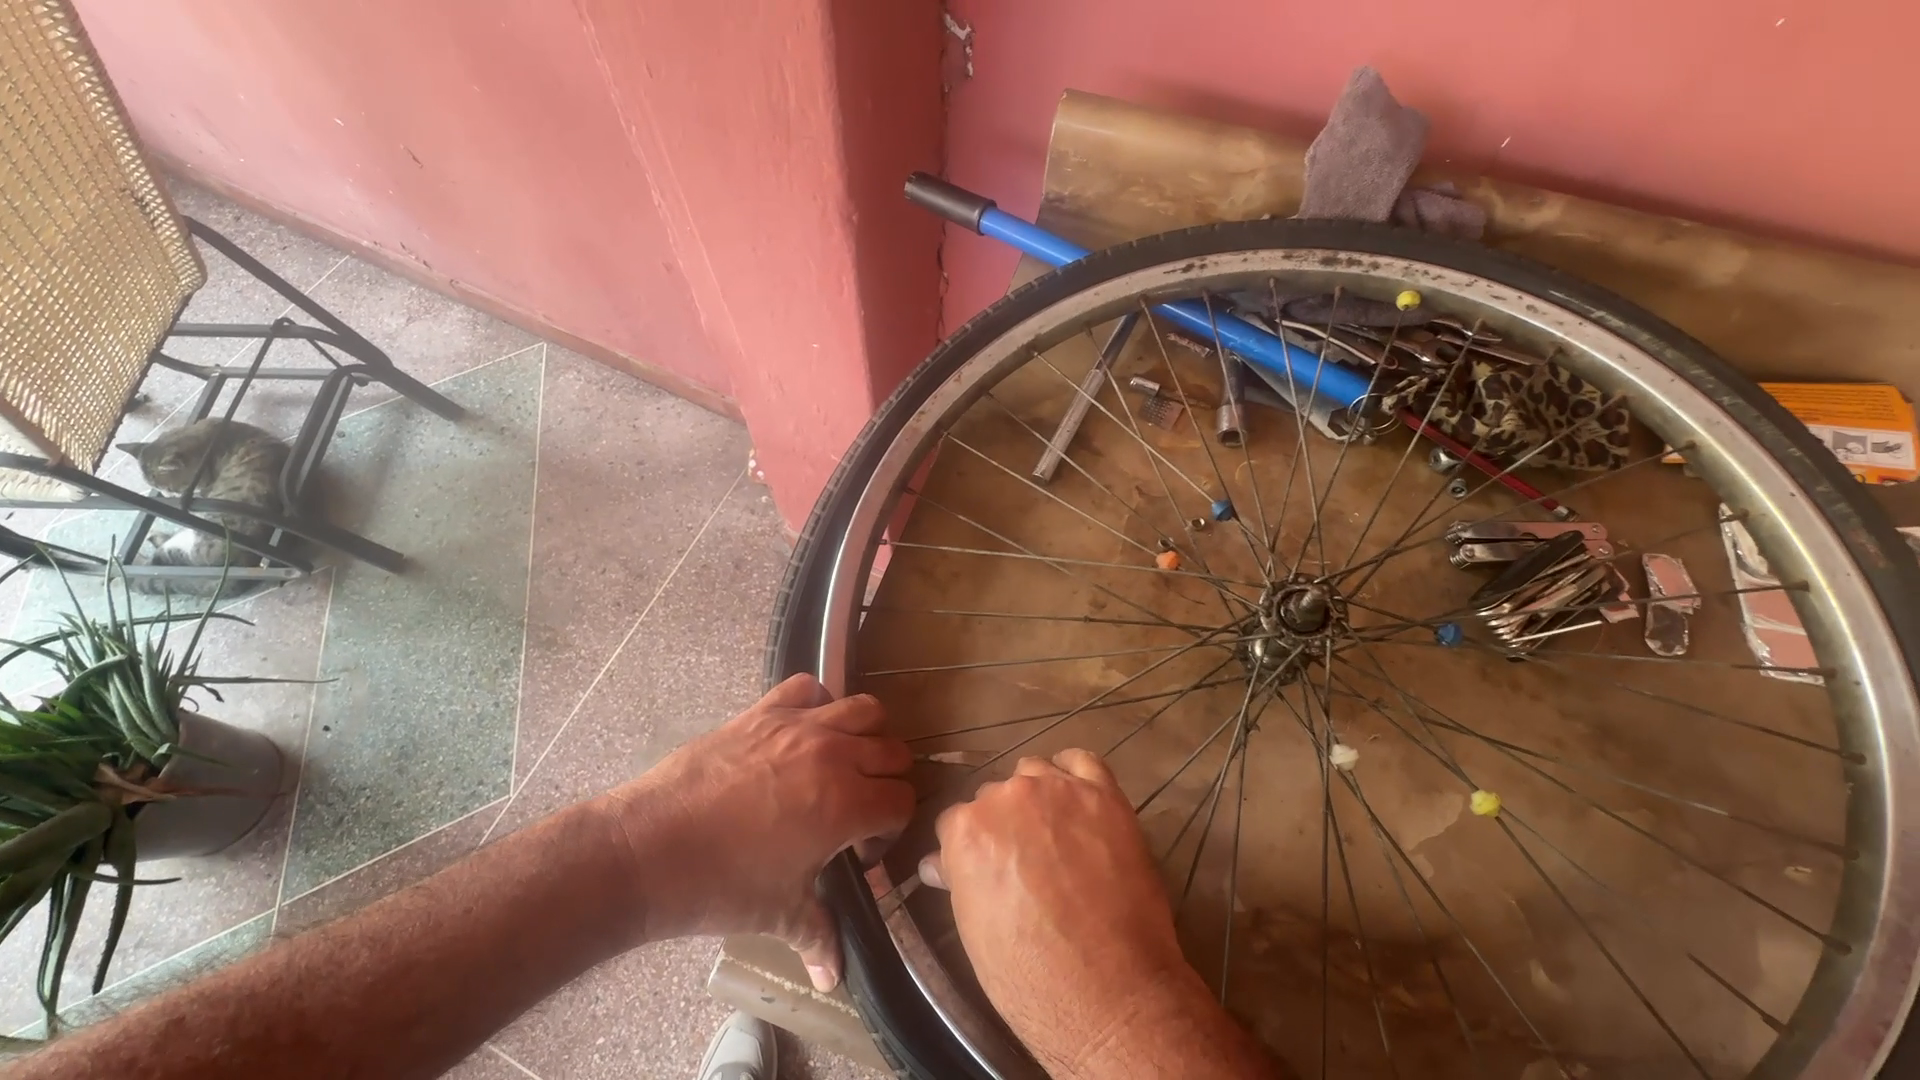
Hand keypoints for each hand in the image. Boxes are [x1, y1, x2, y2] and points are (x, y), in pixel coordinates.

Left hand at [600, 674, 912, 991]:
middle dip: (887, 783)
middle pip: (893, 752)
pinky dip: (820, 703)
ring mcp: (797, 726)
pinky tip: (806, 732)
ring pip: (864, 710)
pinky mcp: (762, 711)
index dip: (890, 829)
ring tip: (844, 764)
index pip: (902, 801)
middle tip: (858, 809)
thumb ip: (819, 937)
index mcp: (845, 805)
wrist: (647, 849)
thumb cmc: (718, 886)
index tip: (861, 852)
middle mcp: (832, 756)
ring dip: (867, 737)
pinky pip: (809, 688)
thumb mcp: (778, 914)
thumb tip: (833, 977)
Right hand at [919, 749, 1202, 1074]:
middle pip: (996, 795)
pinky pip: (1083, 762)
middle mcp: (1006, 797)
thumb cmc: (1028, 975)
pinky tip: (1079, 799)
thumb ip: (958, 880)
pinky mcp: (1105, 795)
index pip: (956, 822)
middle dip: (1005, 824)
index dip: (970, 849)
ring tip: (1056, 834)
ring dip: (1038, 797)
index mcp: (965, 830)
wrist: (1109, 993)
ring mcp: (1058, 790)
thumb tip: (940, 863)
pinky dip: (1076, 775)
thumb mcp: (972, 930)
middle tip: (1025, 861)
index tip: (985, 871)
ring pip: (1036, 772)